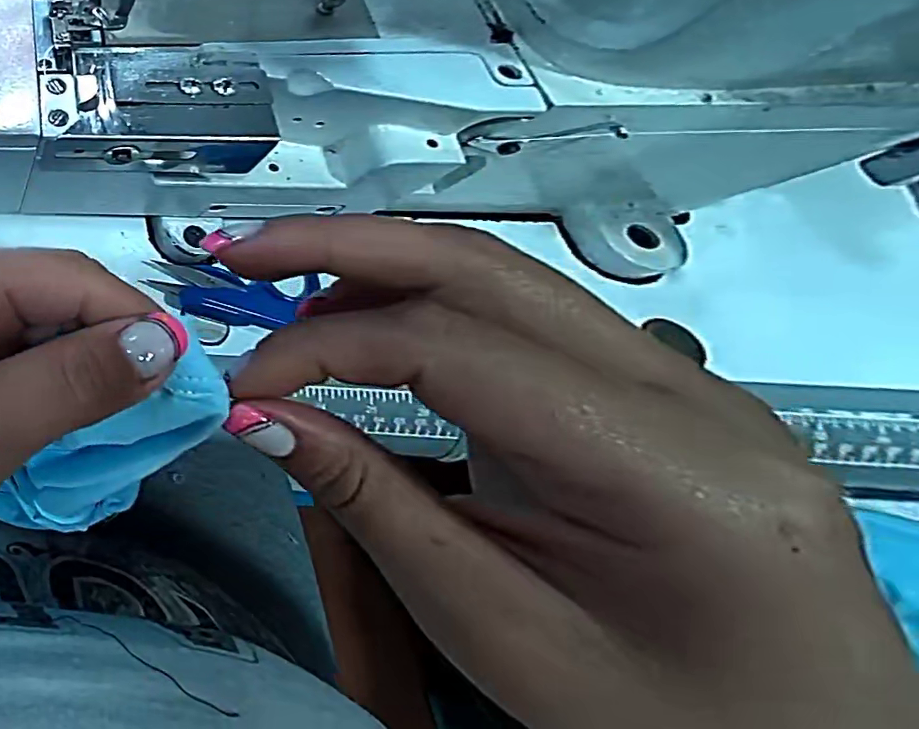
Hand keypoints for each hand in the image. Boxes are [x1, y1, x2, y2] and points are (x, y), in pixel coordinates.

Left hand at [0, 247, 181, 557]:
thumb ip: (71, 382)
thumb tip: (161, 344)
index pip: (69, 276)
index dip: (132, 318)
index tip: (181, 379)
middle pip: (58, 299)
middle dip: (111, 347)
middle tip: (151, 414)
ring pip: (44, 332)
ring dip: (84, 372)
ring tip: (115, 425)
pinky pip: (18, 359)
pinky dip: (51, 389)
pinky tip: (65, 424)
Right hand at [214, 216, 918, 728]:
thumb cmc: (657, 722)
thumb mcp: (490, 623)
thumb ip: (363, 498)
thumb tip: (257, 416)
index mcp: (668, 469)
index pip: (447, 347)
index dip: (321, 349)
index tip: (245, 385)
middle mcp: (686, 392)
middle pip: (475, 264)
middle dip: (336, 244)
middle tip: (240, 255)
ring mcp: (670, 376)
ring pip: (488, 267)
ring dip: (367, 259)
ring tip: (278, 281)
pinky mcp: (638, 380)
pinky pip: (504, 303)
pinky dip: (407, 293)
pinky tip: (353, 318)